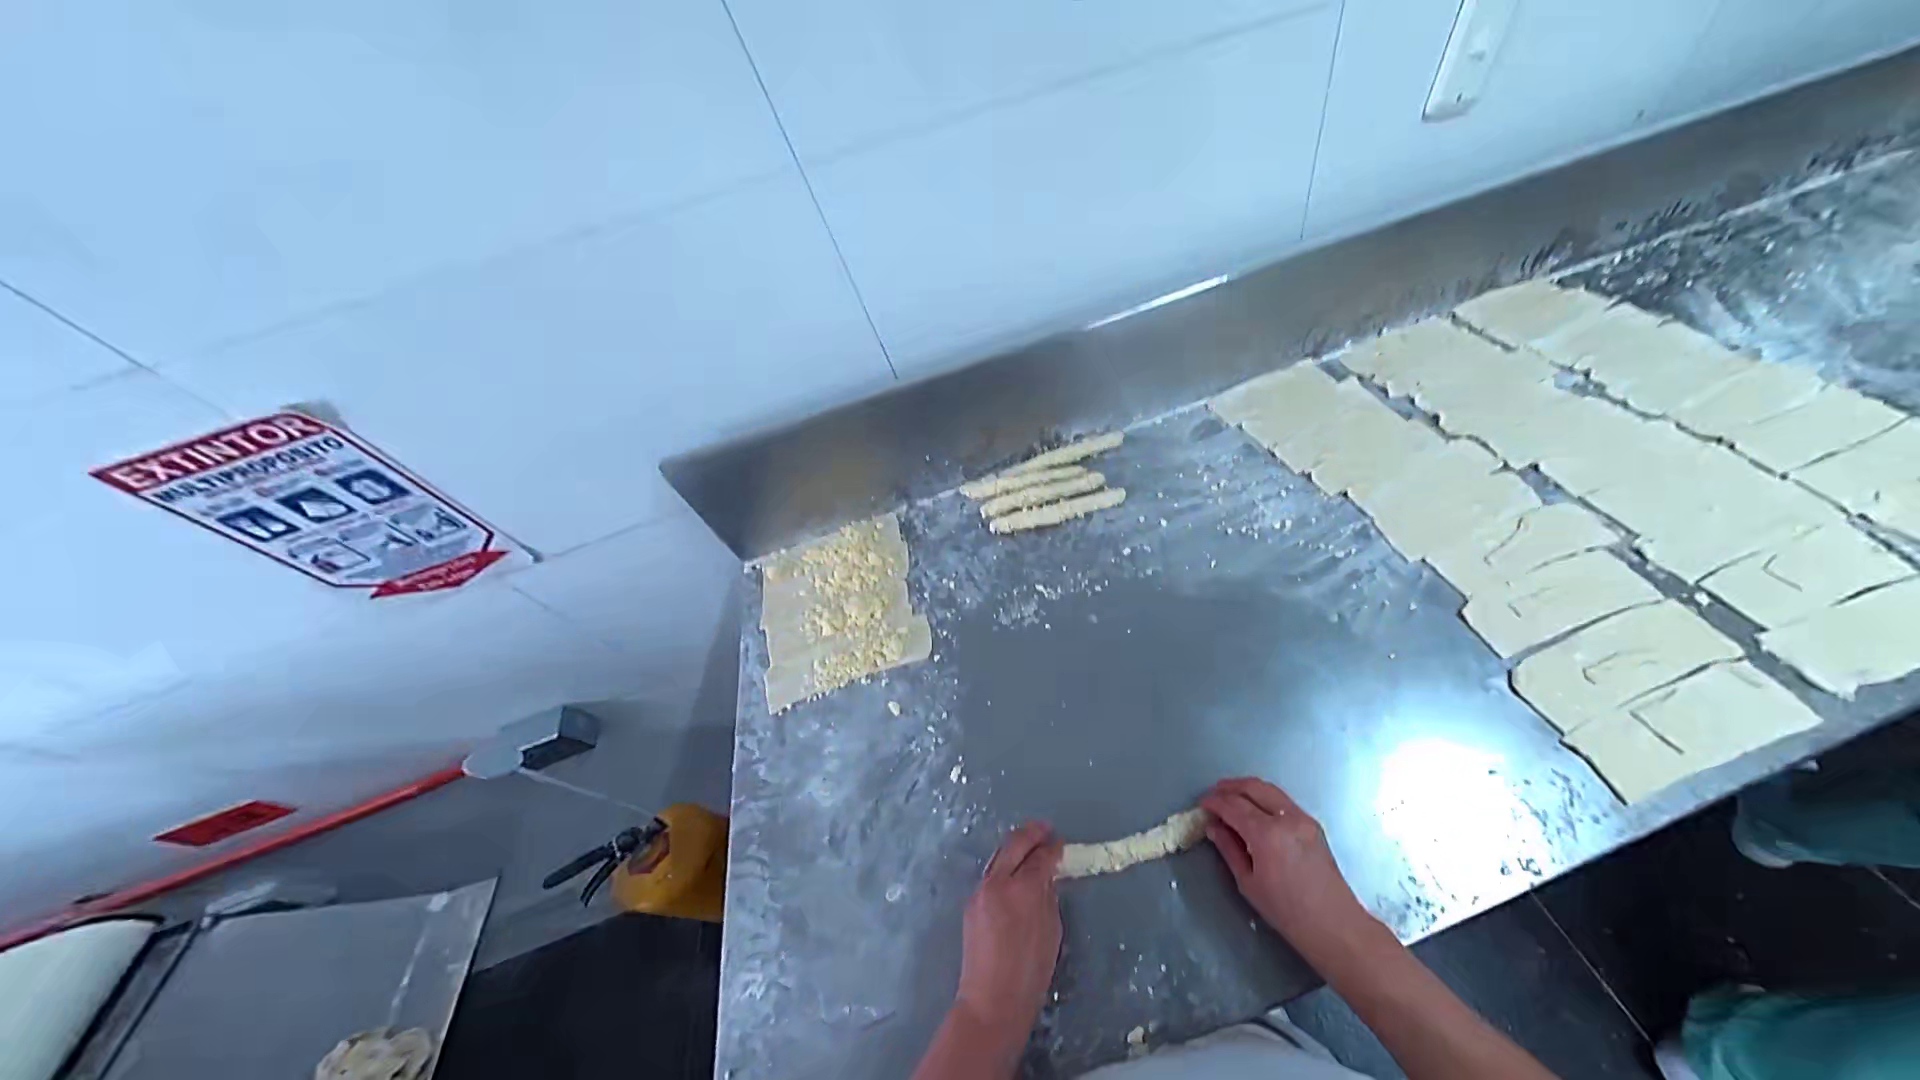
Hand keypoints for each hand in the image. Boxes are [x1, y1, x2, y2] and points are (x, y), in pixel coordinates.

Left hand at [955, 822, 1063, 1036]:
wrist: (991, 999)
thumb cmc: (1031, 971)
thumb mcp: (1052, 931)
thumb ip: (1048, 896)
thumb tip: (1047, 876)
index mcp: (1023, 889)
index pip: (1040, 857)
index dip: (1052, 847)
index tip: (1060, 842)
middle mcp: (999, 881)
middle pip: (1015, 844)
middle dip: (1032, 833)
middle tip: (1045, 828)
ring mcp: (981, 889)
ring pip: (999, 856)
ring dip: (1016, 846)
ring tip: (1030, 843)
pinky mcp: (972, 901)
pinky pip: (991, 874)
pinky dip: (1005, 865)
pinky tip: (1014, 871)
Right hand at [1201, 777, 1368, 944]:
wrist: (1335, 925)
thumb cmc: (1287, 911)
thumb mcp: (1248, 882)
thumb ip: (1229, 848)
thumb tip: (1213, 827)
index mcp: (1266, 834)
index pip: (1233, 805)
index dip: (1214, 802)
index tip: (1202, 804)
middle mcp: (1286, 818)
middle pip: (1252, 788)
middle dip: (1229, 787)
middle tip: (1214, 794)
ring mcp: (1303, 818)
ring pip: (1269, 790)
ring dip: (1247, 788)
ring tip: (1231, 796)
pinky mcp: (1312, 824)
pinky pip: (1282, 800)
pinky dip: (1264, 797)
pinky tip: (1254, 808)